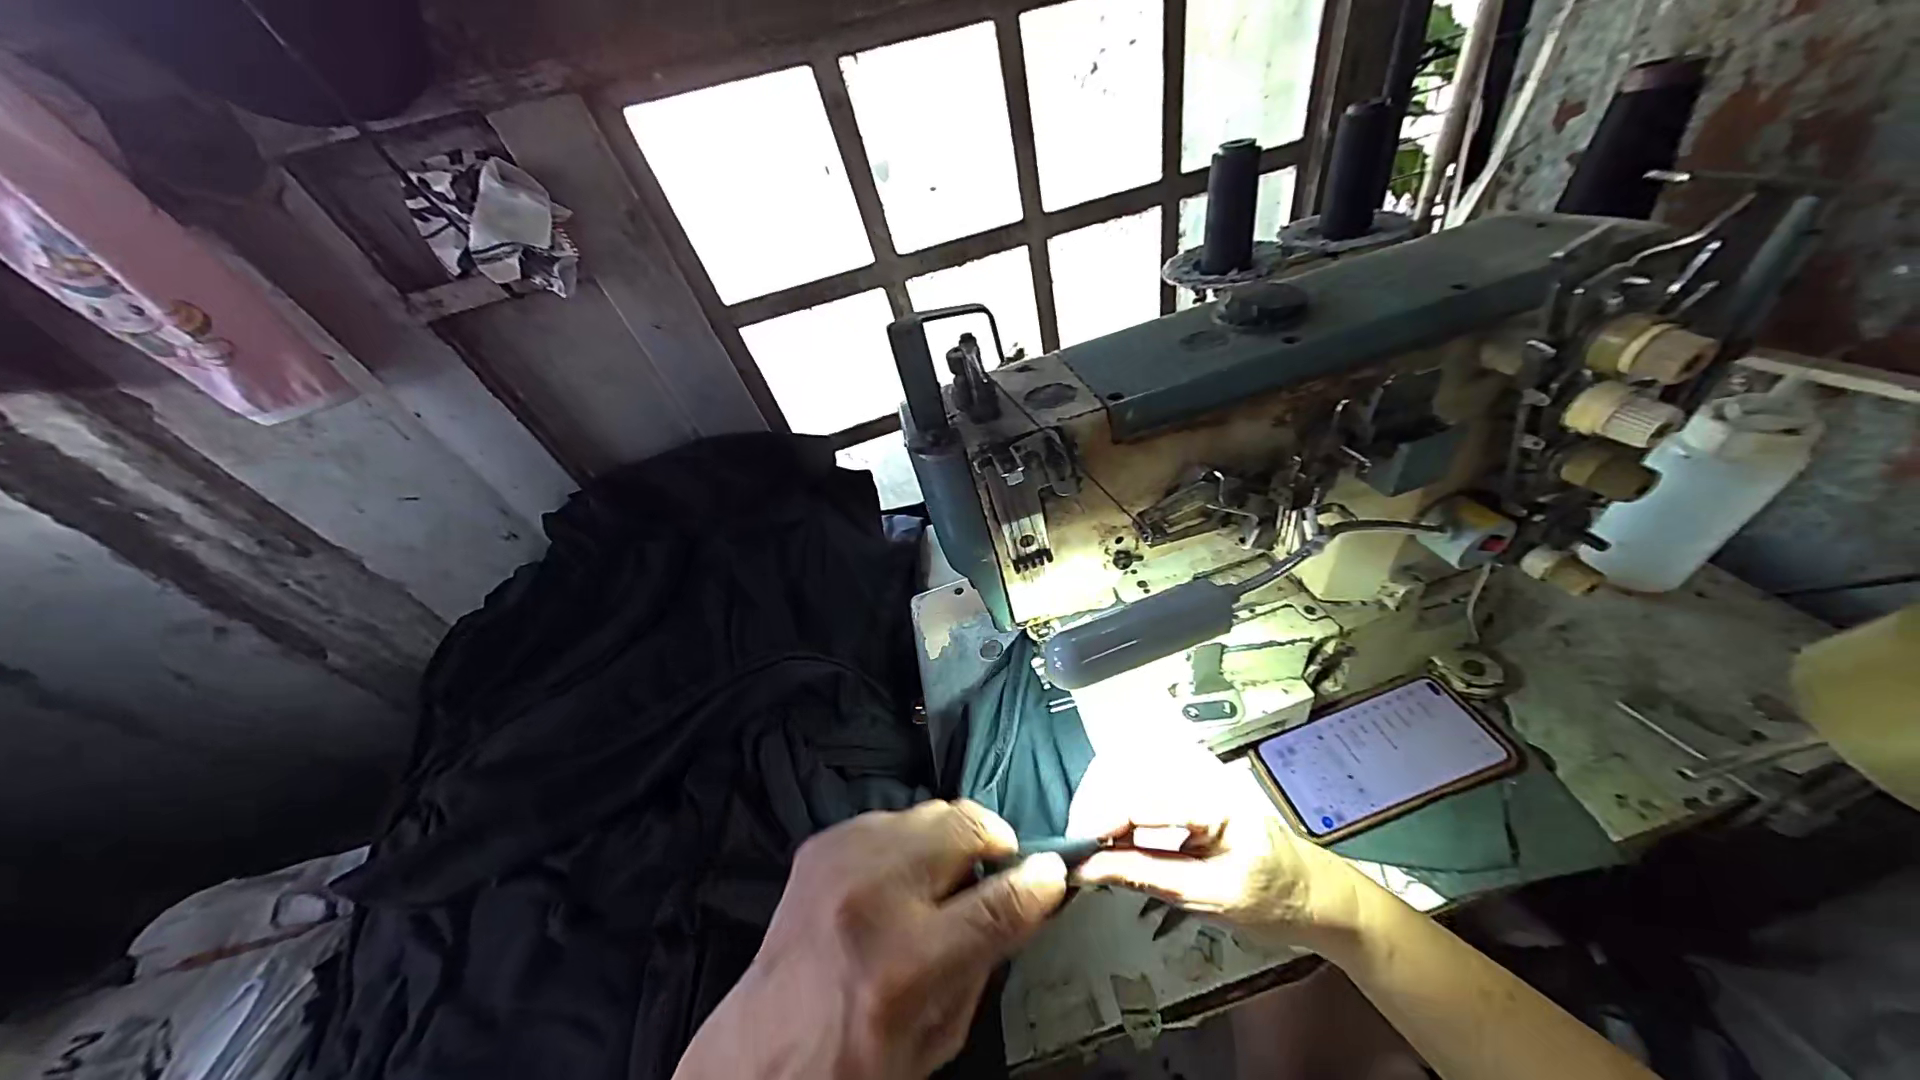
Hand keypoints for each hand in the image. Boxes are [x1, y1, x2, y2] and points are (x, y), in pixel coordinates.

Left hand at [673, 799, 1068, 1079]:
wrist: (762, 1052)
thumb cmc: (858, 1059)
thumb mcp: (943, 1032)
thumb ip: (990, 955)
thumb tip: (1031, 895)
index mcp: (906, 961)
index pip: (999, 900)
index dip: (1039, 881)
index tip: (1054, 872)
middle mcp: (872, 894)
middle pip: (965, 826)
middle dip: (993, 845)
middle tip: (992, 874)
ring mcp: (841, 859)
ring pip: (932, 810)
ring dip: (950, 841)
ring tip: (941, 879)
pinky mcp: (822, 842)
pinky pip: (892, 817)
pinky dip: (908, 842)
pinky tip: (898, 877)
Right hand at [1068, 745, 1364, 948]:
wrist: (1316, 893)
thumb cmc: (1273, 900)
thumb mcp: (1207, 898)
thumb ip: (1143, 875)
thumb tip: (1085, 869)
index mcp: (1214, 798)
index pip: (1139, 797)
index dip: (1099, 820)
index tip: (1073, 851)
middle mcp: (1199, 769)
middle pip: (1123, 769)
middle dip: (1091, 805)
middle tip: (1077, 849)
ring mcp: (1192, 767)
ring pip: (1123, 767)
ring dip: (1097, 801)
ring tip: (1088, 842)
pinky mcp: (1184, 776)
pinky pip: (1134, 776)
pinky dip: (1113, 800)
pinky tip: (1108, 829)